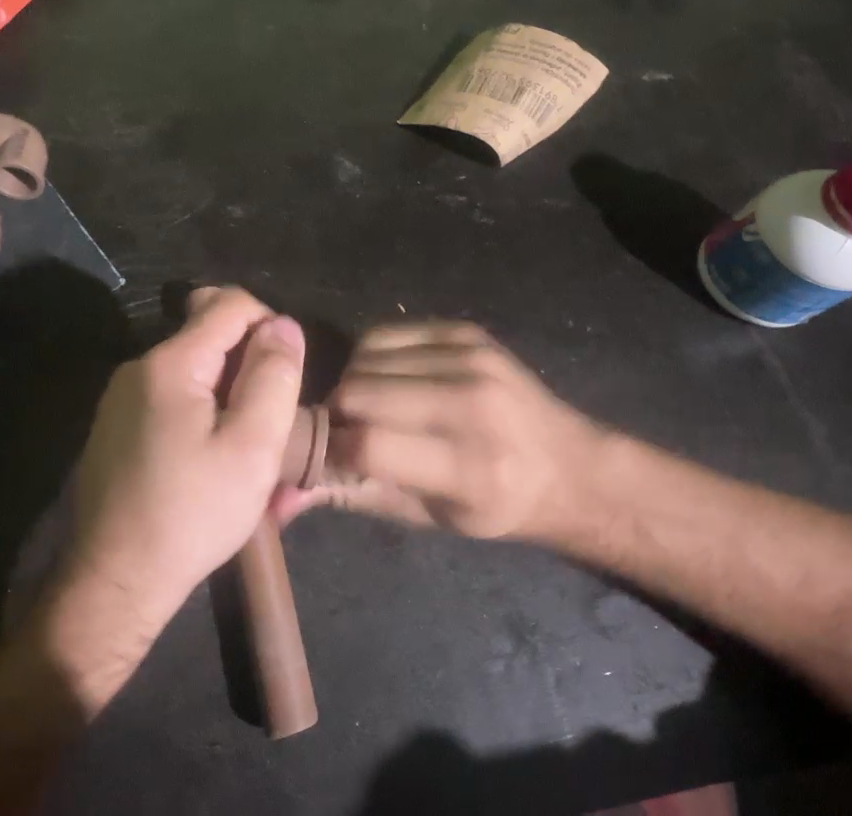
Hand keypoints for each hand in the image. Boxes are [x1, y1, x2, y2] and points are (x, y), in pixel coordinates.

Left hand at [57, 287, 305, 625]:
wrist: (115, 578)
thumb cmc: (192, 514)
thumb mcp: (252, 447)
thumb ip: (272, 377)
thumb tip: (283, 324)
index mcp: (169, 363)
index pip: (230, 303)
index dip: (271, 327)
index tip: (288, 379)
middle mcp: (139, 369)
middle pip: (212, 342)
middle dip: (253, 376)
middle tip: (278, 430)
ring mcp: (122, 400)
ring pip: (196, 381)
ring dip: (234, 409)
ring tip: (258, 466)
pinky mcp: (118, 430)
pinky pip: (174, 409)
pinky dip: (207, 428)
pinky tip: (222, 474)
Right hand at [311, 321, 611, 539]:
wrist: (570, 467)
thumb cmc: (496, 506)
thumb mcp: (428, 519)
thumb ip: (353, 496)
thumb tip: (281, 493)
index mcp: (467, 466)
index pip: (368, 445)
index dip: (334, 449)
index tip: (329, 457)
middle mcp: (471, 404)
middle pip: (359, 392)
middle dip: (338, 413)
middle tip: (346, 431)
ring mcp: (471, 359)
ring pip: (365, 358)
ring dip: (353, 384)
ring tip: (370, 407)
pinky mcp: (465, 332)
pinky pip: (385, 334)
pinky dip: (372, 359)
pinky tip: (388, 381)